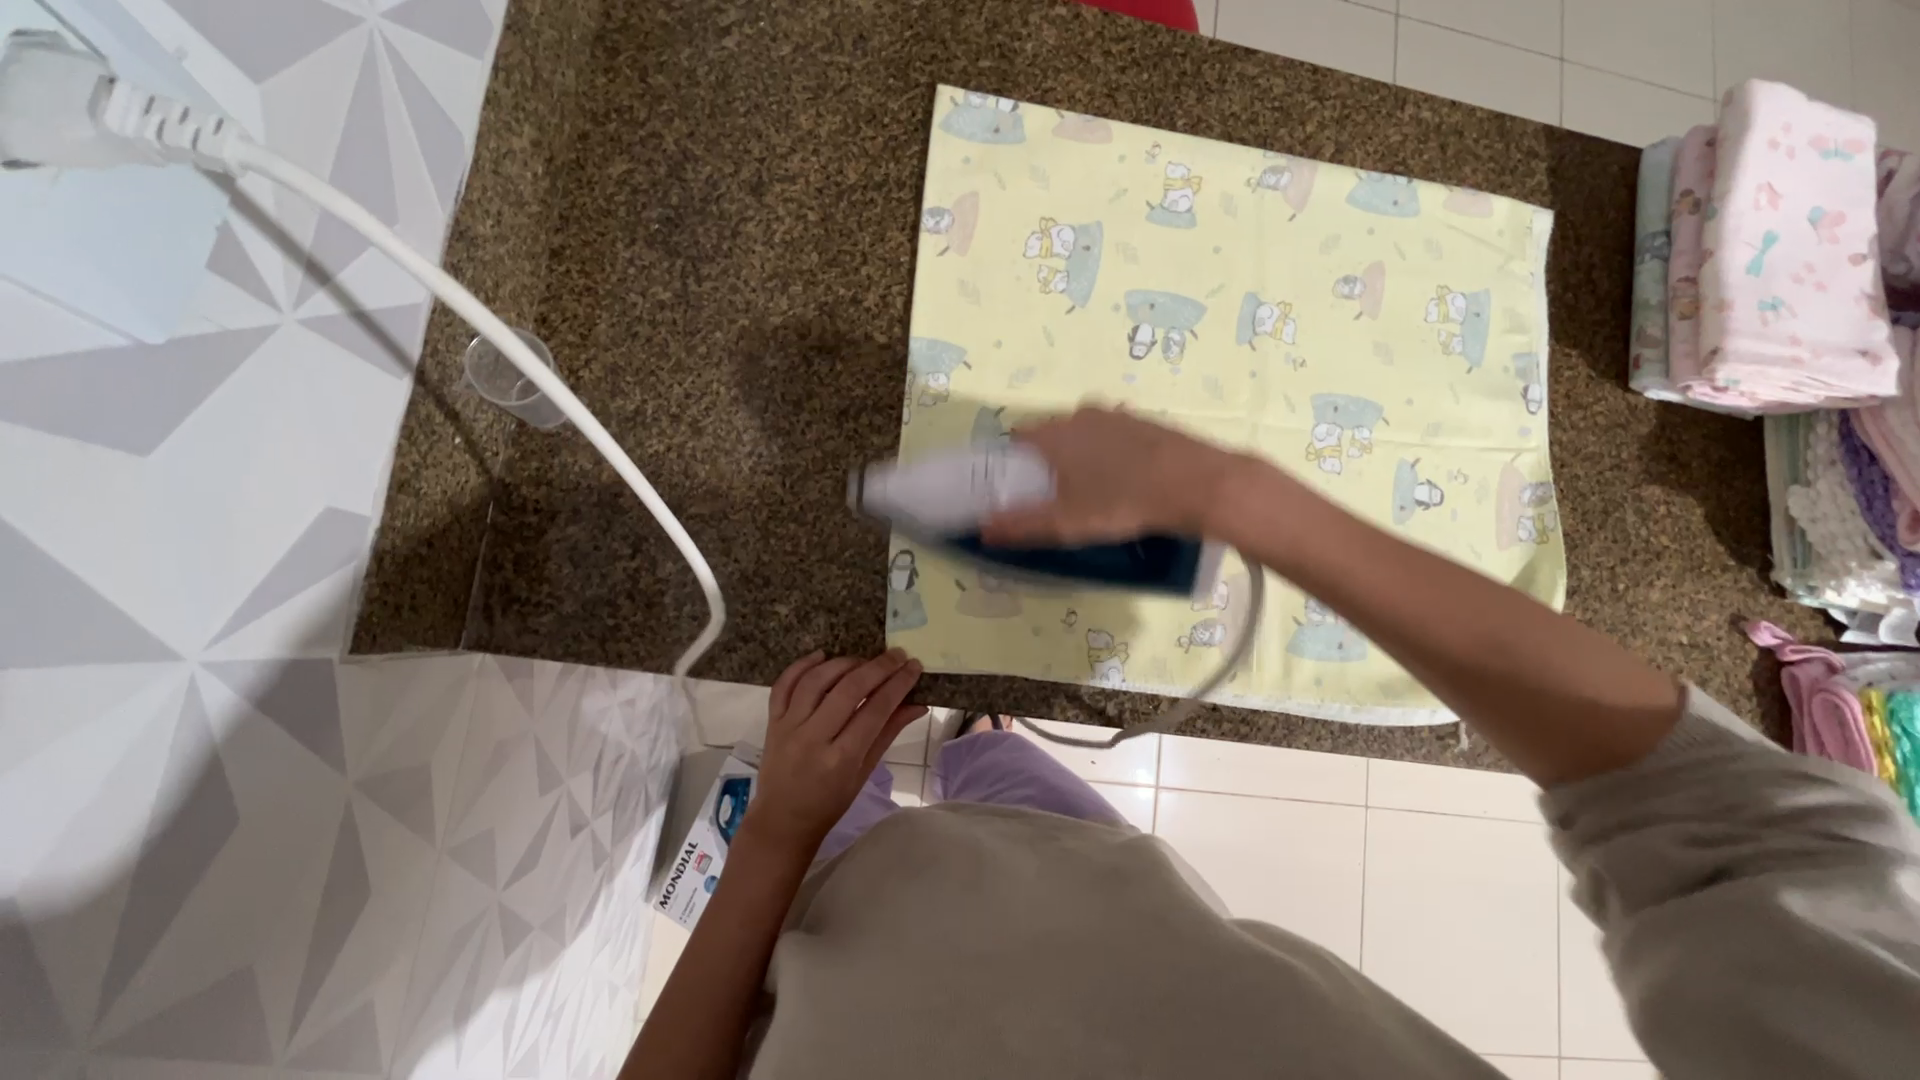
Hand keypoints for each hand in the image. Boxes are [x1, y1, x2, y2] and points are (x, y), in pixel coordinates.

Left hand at [743, 649, 925, 854]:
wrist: (782, 821)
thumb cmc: (829, 803)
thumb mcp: (864, 773)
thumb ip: (887, 734)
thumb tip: (917, 704)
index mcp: (841, 758)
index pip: (875, 710)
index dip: (898, 684)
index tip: (913, 667)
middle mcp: (813, 738)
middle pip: (848, 689)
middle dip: (878, 667)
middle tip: (897, 655)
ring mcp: (789, 727)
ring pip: (816, 681)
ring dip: (844, 663)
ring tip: (864, 660)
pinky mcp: (772, 722)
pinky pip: (784, 685)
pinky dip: (802, 666)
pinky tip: (822, 656)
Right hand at [982, 405, 1246, 544]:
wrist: (1198, 483)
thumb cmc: (1123, 501)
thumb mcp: (1067, 522)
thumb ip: (1021, 525)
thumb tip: (982, 530)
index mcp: (1055, 434)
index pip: (1017, 439)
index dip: (1010, 462)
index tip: (1015, 487)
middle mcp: (1081, 414)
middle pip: (1050, 435)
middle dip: (1046, 461)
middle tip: (1054, 495)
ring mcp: (1117, 414)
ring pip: (1084, 434)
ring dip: (1080, 455)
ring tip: (1091, 489)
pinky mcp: (1146, 422)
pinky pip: (1114, 436)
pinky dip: (1110, 453)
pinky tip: (1124, 479)